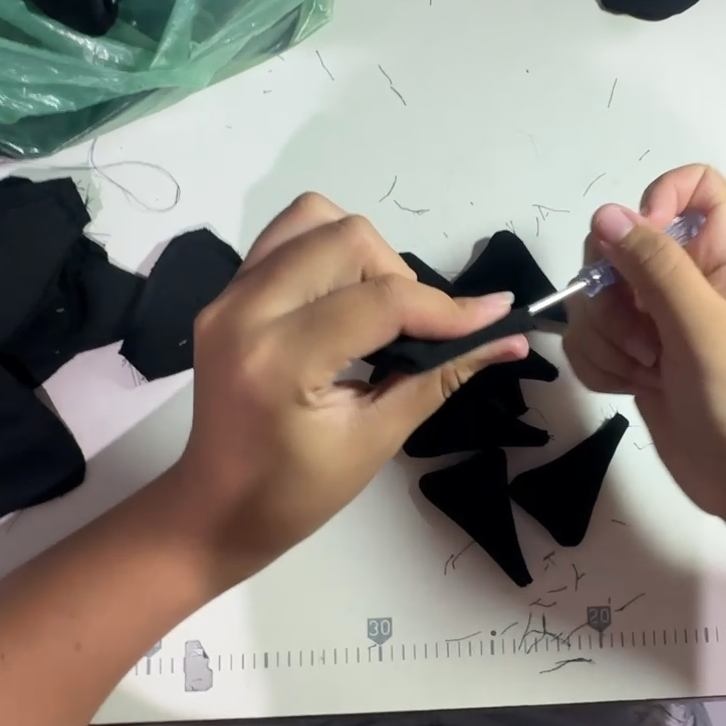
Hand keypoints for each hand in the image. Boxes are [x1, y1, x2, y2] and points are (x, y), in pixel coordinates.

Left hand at [165, 193, 528, 577]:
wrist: (216, 507)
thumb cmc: (296, 492)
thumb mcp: (377, 439)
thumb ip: (442, 377)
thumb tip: (509, 337)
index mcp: (279, 361)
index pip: (380, 302)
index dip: (447, 308)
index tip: (493, 317)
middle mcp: (245, 312)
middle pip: (347, 238)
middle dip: (401, 277)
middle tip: (413, 330)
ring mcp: (227, 296)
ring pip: (314, 219)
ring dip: (364, 254)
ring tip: (375, 308)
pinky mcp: (225, 293)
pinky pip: (287, 237)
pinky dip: (329, 251)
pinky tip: (343, 299)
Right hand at [564, 165, 725, 528]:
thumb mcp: (705, 328)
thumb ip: (654, 267)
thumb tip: (607, 213)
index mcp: (723, 258)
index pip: (694, 189)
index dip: (658, 200)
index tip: (634, 246)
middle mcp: (688, 284)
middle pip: (621, 248)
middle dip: (611, 294)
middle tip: (643, 337)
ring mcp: (659, 325)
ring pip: (597, 301)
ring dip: (605, 339)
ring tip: (645, 372)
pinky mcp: (638, 362)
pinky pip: (593, 343)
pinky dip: (600, 365)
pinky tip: (630, 388)